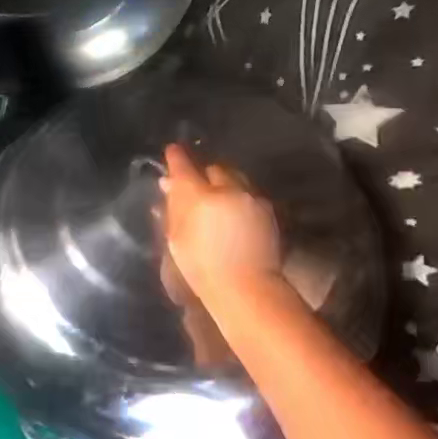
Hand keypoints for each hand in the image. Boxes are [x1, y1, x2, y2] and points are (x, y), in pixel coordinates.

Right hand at [160, 143, 283, 301]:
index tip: (172, 151)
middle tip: (195, 186)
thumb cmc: (201, 267)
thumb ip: (172, 208)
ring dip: (223, 184)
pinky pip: (249, 194)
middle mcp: (227, 188)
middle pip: (213, 169)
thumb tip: (168, 186)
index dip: (176, 158)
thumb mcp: (176, 239)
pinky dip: (239, 198)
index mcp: (199, 195)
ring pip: (235, 179)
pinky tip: (235, 215)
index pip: (184, 167)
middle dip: (203, 174)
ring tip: (217, 199)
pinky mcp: (268, 210)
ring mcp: (251, 198)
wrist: (246, 287)